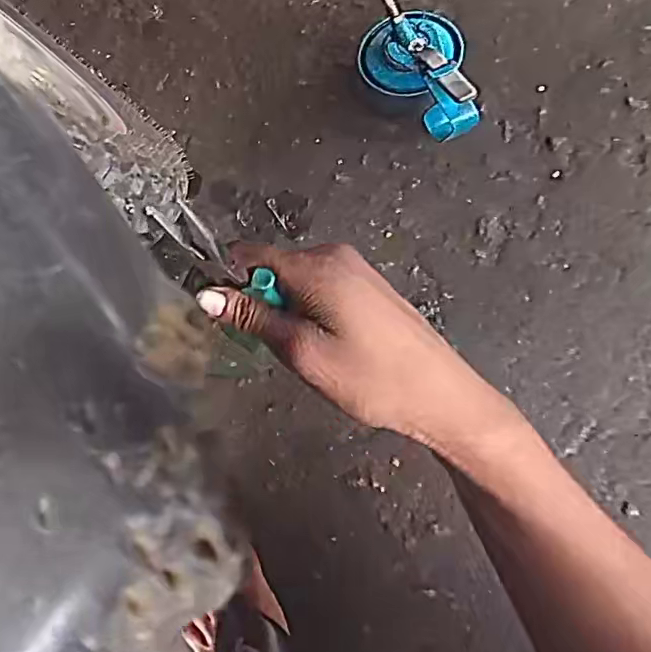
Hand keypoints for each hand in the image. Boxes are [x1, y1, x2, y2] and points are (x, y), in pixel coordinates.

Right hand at [197, 242, 520, 453]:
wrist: (444, 397)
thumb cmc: (371, 378)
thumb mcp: (302, 351)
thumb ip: (253, 318)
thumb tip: (206, 294)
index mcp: (315, 266)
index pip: (248, 254)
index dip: (230, 282)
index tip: (231, 318)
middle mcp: (333, 255)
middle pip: (271, 267)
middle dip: (262, 301)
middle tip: (280, 345)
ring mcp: (353, 266)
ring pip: (293, 279)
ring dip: (286, 309)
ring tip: (310, 348)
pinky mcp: (365, 282)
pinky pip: (317, 284)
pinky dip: (309, 309)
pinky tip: (331, 342)